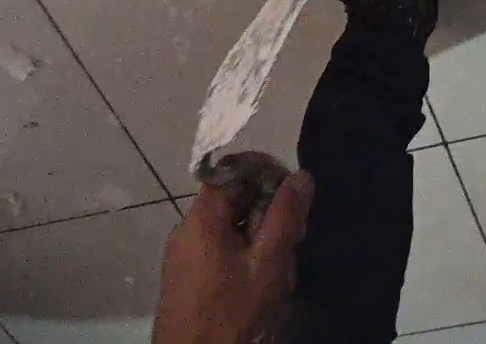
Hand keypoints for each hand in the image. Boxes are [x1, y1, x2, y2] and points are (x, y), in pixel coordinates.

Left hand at [152, 170, 313, 343]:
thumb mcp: (267, 264)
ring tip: (282, 271)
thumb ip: (285, 216)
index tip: (293, 197)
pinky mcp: (186, 278)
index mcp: (202, 217)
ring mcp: (184, 255)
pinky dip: (246, 257)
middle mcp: (188, 228)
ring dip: (261, 240)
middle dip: (269, 213)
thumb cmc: (230, 315)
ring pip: (232, 227)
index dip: (267, 174)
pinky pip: (221, 250)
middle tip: (294, 241)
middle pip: (235, 199)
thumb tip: (301, 175)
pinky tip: (263, 285)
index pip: (235, 169)